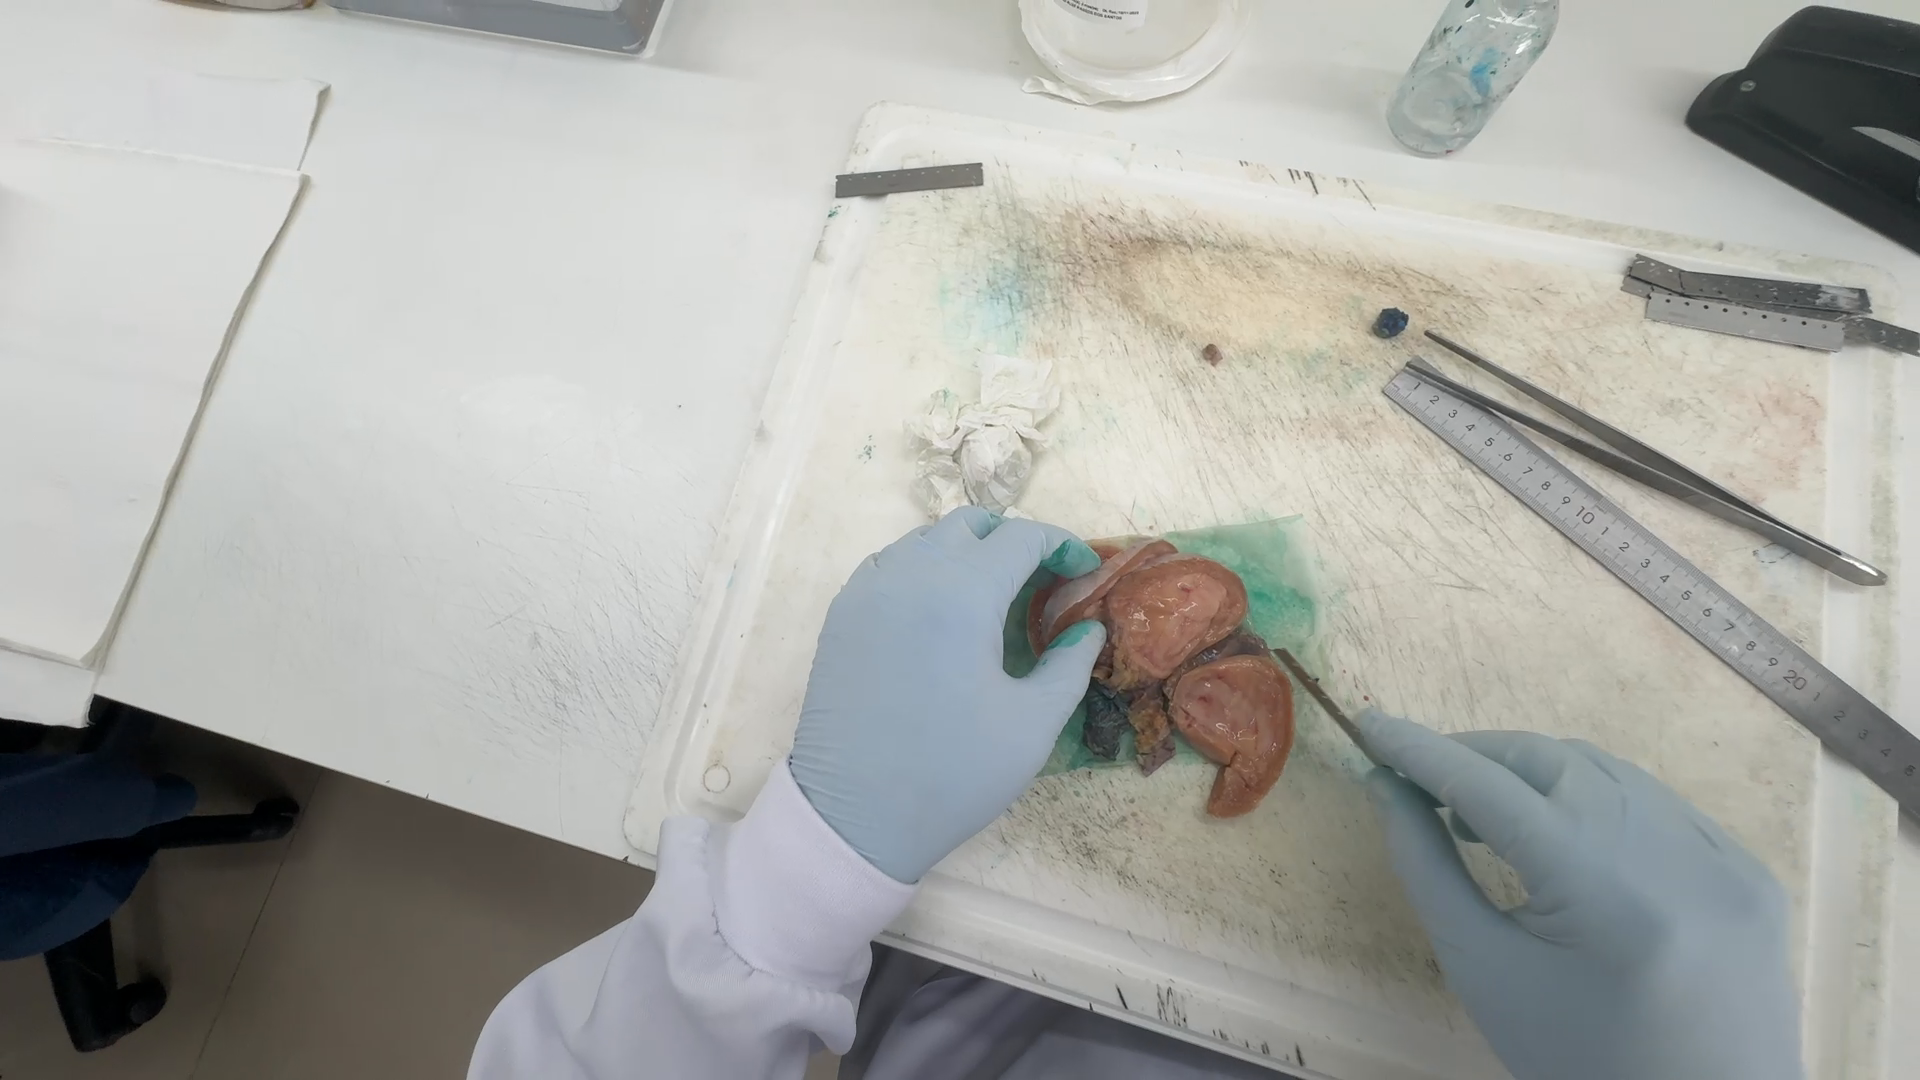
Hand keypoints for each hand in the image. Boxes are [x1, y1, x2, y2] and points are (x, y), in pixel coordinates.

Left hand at [789, 508, 1107, 883]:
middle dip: (1015, 539)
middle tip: (1042, 581)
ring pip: (926, 538)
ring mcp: (868, 588)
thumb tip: (1088, 627)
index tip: (1085, 570)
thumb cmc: (951, 774)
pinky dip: (925, 566)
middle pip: (971, 524)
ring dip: (968, 550)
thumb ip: (1069, 664)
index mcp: (962, 594)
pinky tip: (940, 610)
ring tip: (993, 595)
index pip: (1021, 536)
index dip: (1062, 544)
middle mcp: (910, 573)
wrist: (853, 815)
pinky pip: (891, 562)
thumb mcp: (1032, 725)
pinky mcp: (842, 611)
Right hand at [1360, 710, 1801, 1079]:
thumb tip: (1382, 783)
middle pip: (1542, 759)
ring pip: (1594, 767)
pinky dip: (1581, 792)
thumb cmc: (1568, 1053)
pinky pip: (1645, 797)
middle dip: (1469, 756)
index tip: (1368, 722)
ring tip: (1482, 810)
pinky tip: (1555, 829)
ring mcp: (1723, 861)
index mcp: (1602, 888)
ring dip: (1522, 769)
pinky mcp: (1747, 874)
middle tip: (1419, 782)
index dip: (1417, 749)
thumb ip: (1422, 860)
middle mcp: (1674, 857)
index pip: (1485, 785)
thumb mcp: (1475, 959)